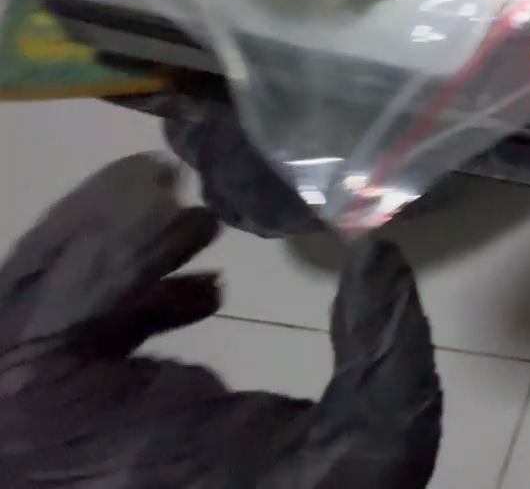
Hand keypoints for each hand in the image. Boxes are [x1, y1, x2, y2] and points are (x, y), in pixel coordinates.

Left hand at [0, 155, 441, 488]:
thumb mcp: (381, 432)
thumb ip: (383, 338)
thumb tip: (374, 247)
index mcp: (113, 457)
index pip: (32, 355)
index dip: (94, 264)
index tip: (178, 200)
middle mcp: (52, 453)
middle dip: (72, 245)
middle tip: (162, 181)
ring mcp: (56, 447)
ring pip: (12, 338)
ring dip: (90, 266)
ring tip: (191, 225)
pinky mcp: (77, 440)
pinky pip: (47, 358)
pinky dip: (112, 307)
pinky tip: (198, 294)